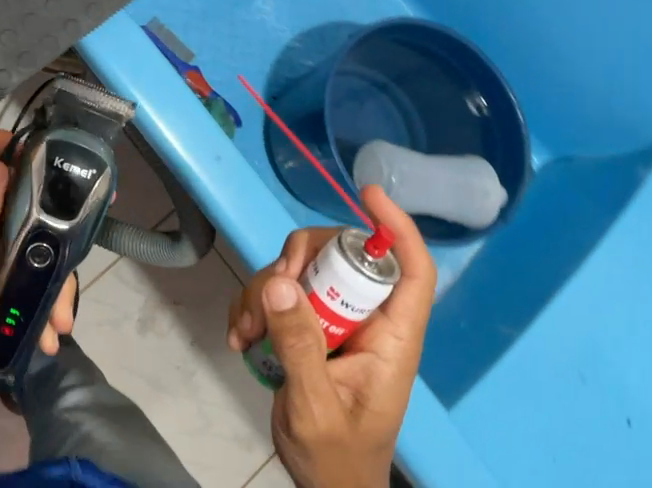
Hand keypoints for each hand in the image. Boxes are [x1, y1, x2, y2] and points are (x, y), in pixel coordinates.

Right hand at [225, 186, 435, 487]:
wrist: (322, 487)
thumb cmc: (336, 457)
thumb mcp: (316, 406)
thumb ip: (300, 346)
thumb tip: (279, 279)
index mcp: (392, 339)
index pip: (411, 272)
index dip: (396, 228)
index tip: (367, 194)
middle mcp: (365, 320)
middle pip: (339, 256)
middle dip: (297, 261)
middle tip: (268, 290)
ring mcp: (333, 321)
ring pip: (299, 270)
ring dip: (263, 290)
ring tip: (245, 334)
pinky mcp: (305, 328)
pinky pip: (276, 292)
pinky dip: (252, 307)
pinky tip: (240, 338)